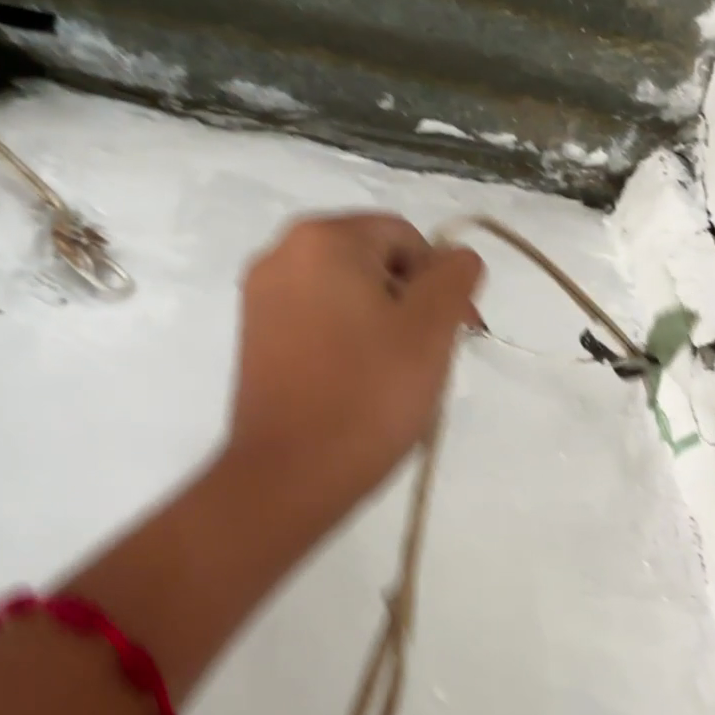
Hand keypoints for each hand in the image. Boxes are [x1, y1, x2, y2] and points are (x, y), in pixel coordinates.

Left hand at [222, 213, 483, 511]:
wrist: (289, 476)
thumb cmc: (368, 395)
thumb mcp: (432, 328)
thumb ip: (455, 275)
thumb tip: (457, 257)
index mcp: (323, 239)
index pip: (407, 238)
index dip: (442, 281)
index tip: (459, 332)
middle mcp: (282, 253)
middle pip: (376, 260)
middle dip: (414, 301)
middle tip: (432, 355)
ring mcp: (262, 296)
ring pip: (350, 292)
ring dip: (386, 322)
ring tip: (399, 374)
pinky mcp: (255, 336)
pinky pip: (321, 318)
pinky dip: (350, 339)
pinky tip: (363, 382)